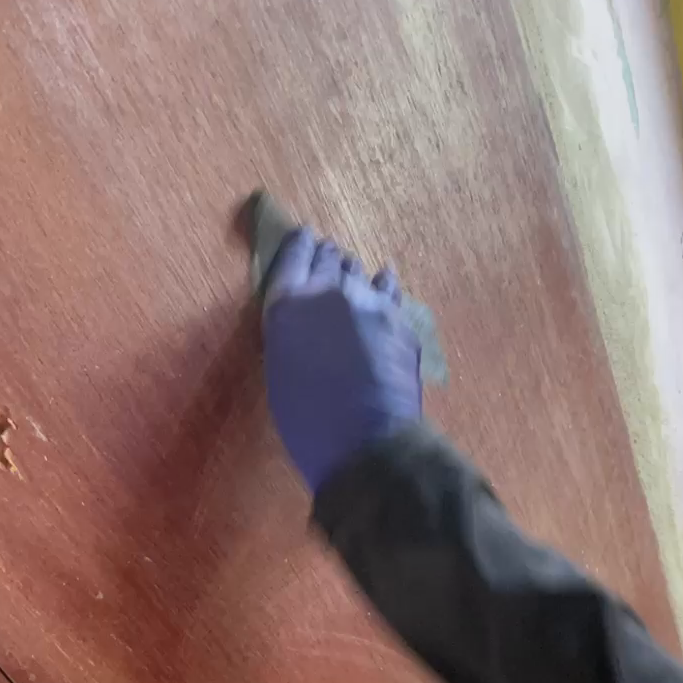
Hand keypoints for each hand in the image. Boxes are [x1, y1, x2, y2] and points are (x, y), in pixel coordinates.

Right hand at [262, 230, 422, 492]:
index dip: (298, 246)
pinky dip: (383, 289)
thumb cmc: (306, 422)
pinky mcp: (401, 321)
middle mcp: (329, 292)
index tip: (302, 239)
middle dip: (326, 261)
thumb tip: (304, 323)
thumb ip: (290, 335)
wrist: (366, 443)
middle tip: (325, 261)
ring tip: (351, 278)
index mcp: (289, 305)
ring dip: (353, 276)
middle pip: (330, 260)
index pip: (293, 256)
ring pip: (361, 274)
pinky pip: (390, 293)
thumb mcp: (281, 373)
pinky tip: (383, 284)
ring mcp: (371, 303)